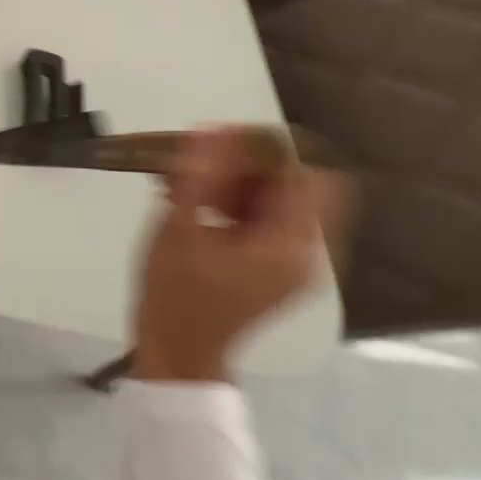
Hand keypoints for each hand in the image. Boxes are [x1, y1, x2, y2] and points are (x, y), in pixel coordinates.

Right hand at [132, 127, 345, 382]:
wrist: (178, 348)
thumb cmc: (176, 291)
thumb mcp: (179, 228)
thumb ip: (197, 178)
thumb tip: (211, 130)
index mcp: (289, 245)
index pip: (303, 176)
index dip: (266, 148)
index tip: (218, 137)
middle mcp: (304, 253)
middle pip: (294, 187)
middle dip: (245, 168)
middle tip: (196, 167)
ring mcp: (291, 264)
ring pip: (279, 202)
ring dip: (236, 184)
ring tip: (187, 187)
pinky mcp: (274, 269)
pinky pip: (266, 220)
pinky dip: (235, 204)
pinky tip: (195, 207)